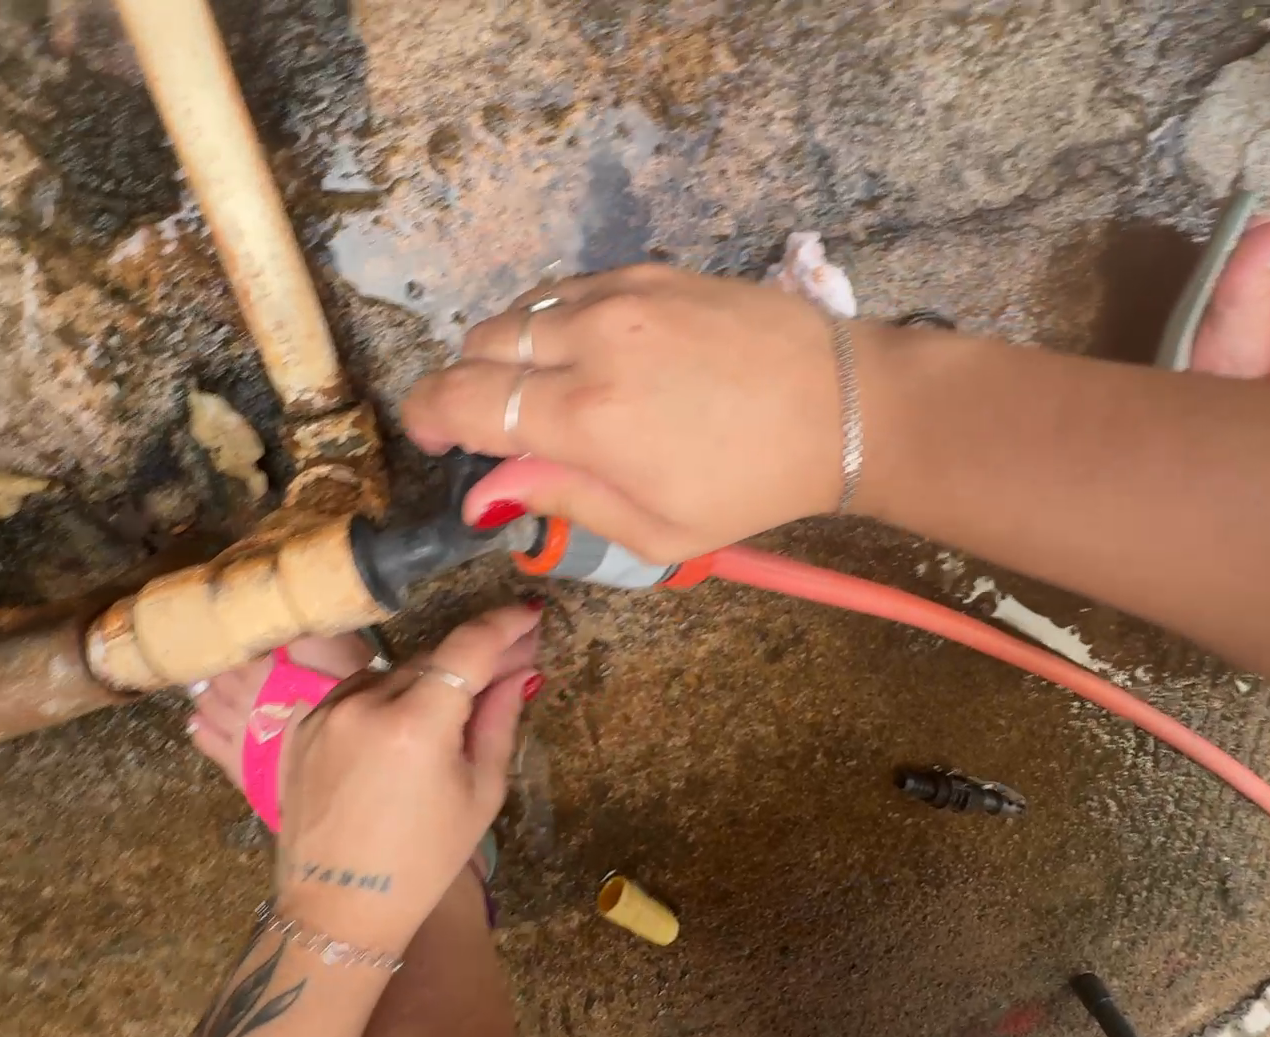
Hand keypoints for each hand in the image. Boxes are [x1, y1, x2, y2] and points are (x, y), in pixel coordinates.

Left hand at [272, 605, 540, 948]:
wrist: (337, 909)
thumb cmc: (424, 859)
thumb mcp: (481, 791)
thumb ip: (500, 719)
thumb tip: (519, 669)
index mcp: (416, 725)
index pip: (469, 647)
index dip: (505, 623)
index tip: (530, 614)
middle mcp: (365, 704)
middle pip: (435, 657)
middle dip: (476, 656)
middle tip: (512, 662)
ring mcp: (327, 711)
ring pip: (398, 670)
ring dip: (433, 676)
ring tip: (457, 703)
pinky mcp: (304, 724)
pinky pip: (362, 689)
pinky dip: (393, 693)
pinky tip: (409, 719)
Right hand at [401, 264, 864, 562]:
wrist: (844, 408)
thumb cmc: (754, 487)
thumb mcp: (659, 532)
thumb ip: (565, 500)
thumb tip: (486, 490)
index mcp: (587, 418)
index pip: (459, 399)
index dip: (425, 416)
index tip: (433, 437)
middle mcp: (590, 342)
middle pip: (478, 345)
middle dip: (469, 387)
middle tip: (500, 424)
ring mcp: (622, 295)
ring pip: (519, 310)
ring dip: (511, 351)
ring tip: (547, 390)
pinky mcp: (654, 270)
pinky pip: (570, 289)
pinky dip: (556, 321)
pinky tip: (591, 352)